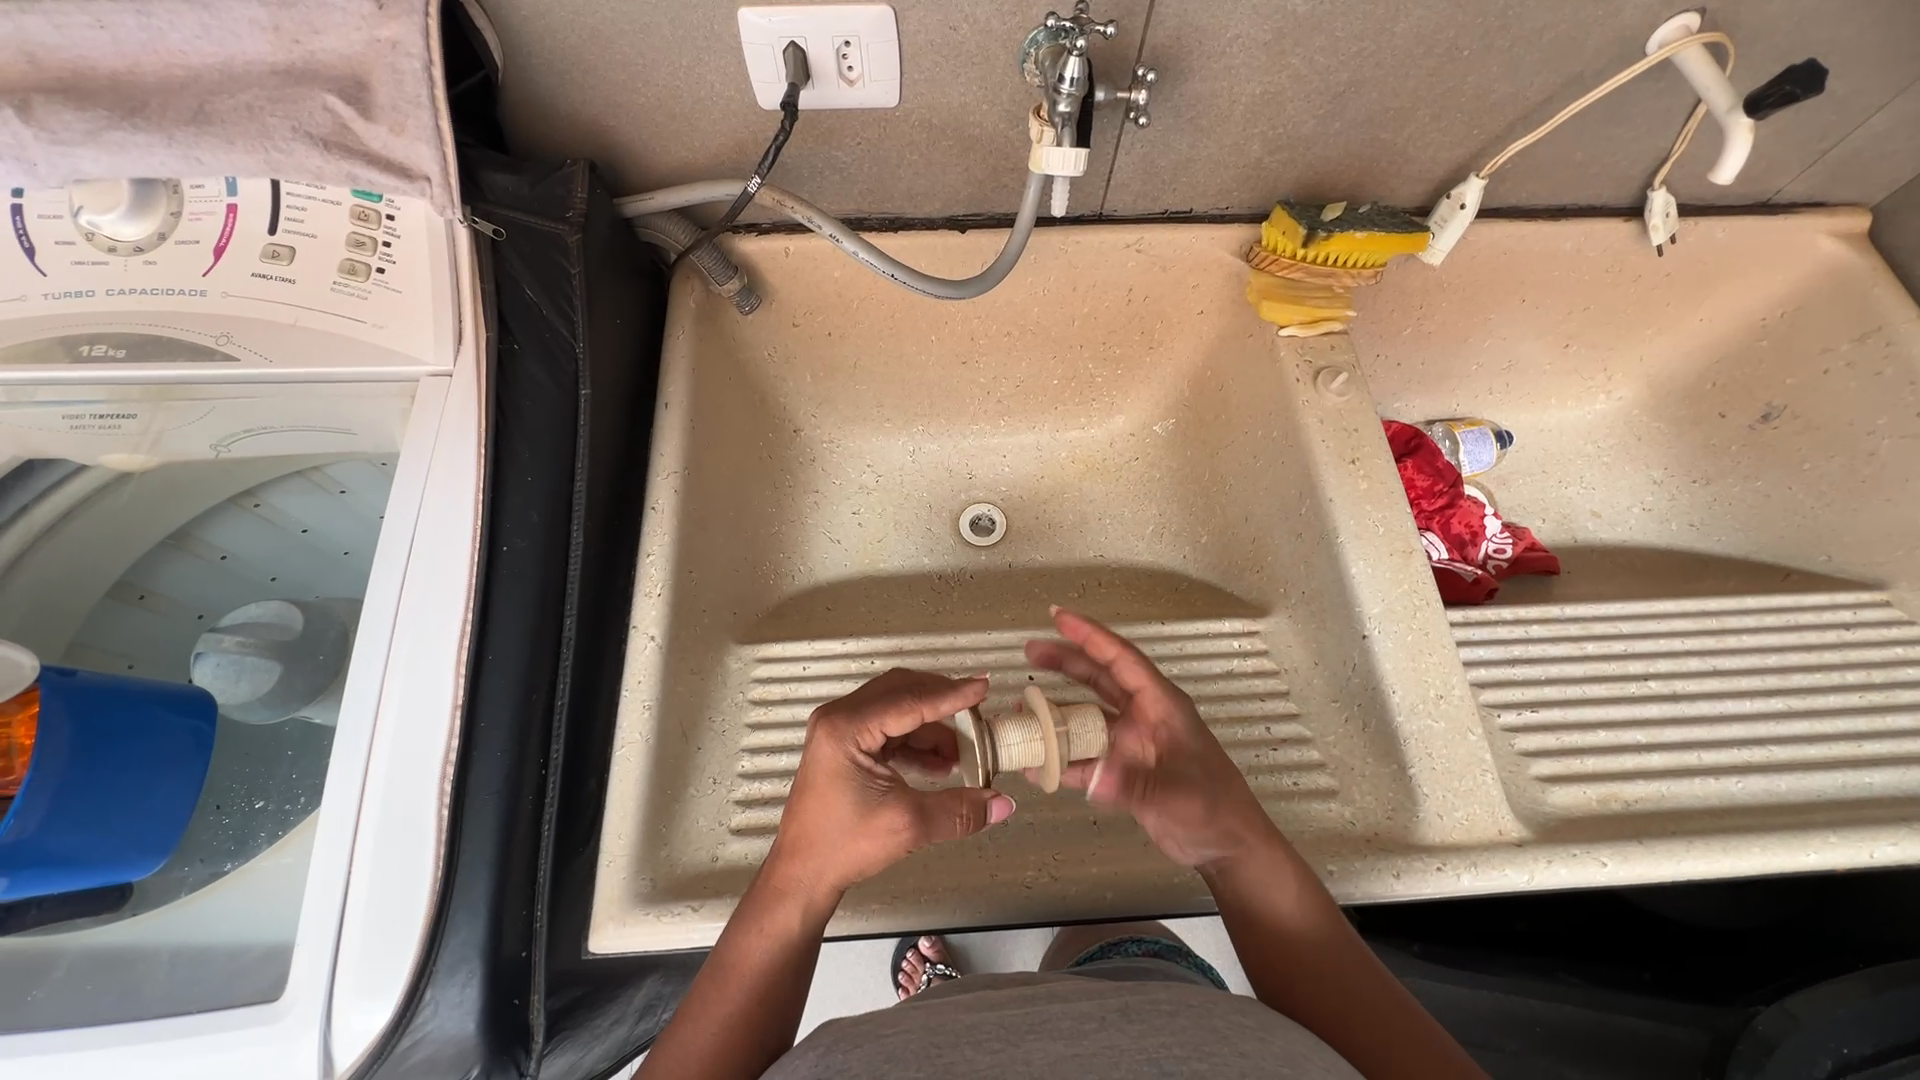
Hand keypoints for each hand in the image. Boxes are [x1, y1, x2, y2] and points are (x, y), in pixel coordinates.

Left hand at [765, 669, 1017, 897]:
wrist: (803, 874)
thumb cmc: (842, 846)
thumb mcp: (909, 824)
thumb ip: (959, 810)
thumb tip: (1002, 803)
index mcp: (847, 727)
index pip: (910, 700)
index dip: (951, 694)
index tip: (983, 686)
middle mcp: (840, 718)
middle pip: (902, 691)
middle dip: (942, 702)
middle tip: (977, 713)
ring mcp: (839, 730)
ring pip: (897, 708)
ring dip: (931, 725)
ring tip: (962, 751)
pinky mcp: (844, 746)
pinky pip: (888, 728)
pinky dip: (916, 740)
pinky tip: (941, 764)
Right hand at [1026, 607, 1279, 868]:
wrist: (1228, 847)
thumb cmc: (1215, 809)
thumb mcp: (1179, 794)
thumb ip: (1135, 784)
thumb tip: (1092, 776)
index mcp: (1162, 706)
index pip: (1122, 660)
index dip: (1090, 636)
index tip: (1058, 617)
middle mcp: (1143, 717)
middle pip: (1099, 679)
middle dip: (1065, 662)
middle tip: (1029, 652)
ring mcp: (1132, 743)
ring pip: (1087, 716)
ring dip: (1057, 712)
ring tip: (1023, 708)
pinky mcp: (1123, 770)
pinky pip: (1085, 757)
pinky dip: (1062, 758)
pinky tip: (1037, 763)